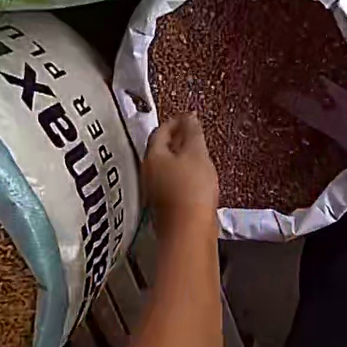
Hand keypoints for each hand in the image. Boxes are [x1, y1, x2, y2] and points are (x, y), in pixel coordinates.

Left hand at [144, 114, 218, 236]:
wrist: (189, 229)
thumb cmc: (192, 189)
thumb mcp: (197, 154)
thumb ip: (193, 133)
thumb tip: (190, 118)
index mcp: (153, 156)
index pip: (161, 131)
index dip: (176, 121)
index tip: (189, 117)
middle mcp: (149, 172)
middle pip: (161, 149)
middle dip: (177, 139)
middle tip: (193, 132)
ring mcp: (155, 189)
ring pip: (167, 166)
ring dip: (180, 157)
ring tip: (197, 153)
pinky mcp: (165, 204)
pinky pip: (172, 180)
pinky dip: (183, 173)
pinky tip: (196, 176)